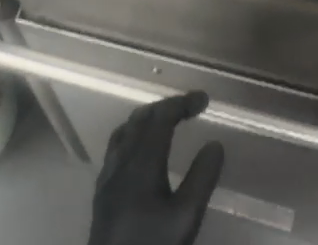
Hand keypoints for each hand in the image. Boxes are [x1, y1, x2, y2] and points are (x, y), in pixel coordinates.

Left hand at [88, 92, 226, 244]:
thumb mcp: (186, 218)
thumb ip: (201, 178)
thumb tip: (214, 144)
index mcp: (141, 162)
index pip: (161, 117)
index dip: (182, 103)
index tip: (204, 100)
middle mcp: (121, 162)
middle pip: (140, 119)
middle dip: (166, 107)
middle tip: (190, 108)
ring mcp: (108, 177)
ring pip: (124, 132)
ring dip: (147, 119)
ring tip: (167, 122)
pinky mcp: (102, 193)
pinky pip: (116, 150)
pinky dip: (133, 137)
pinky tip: (142, 155)